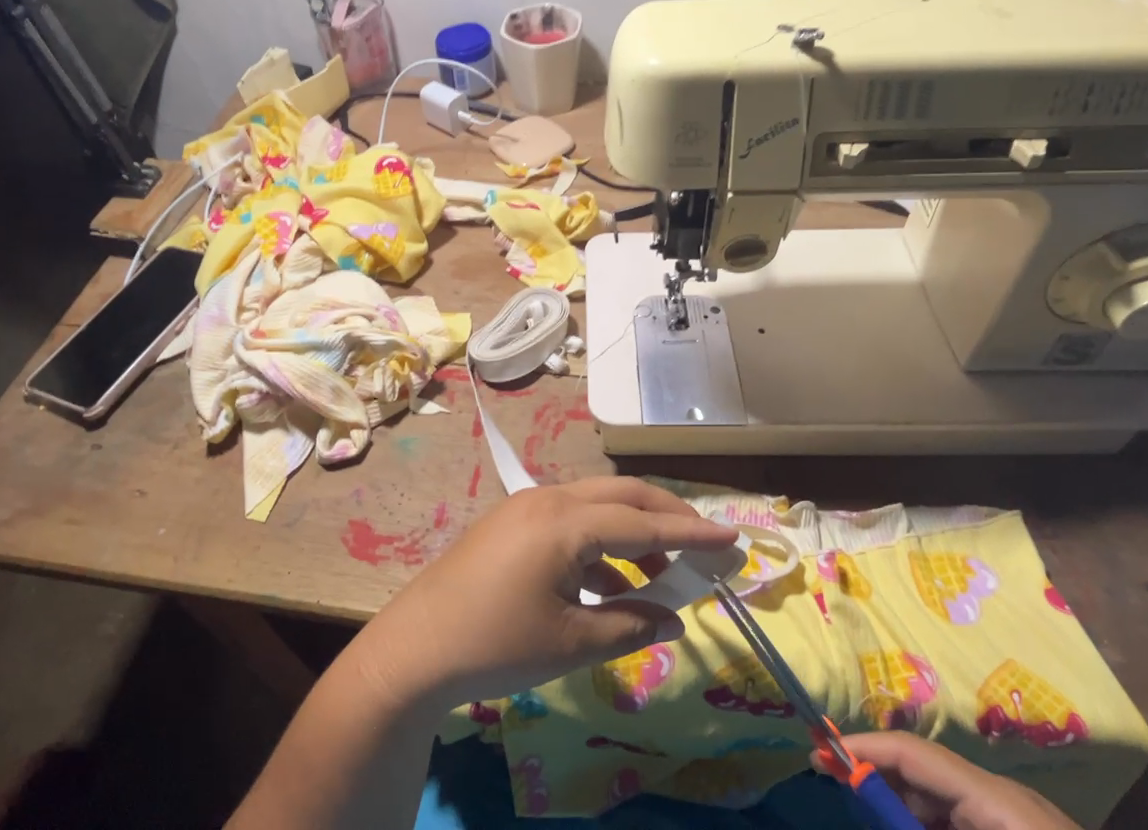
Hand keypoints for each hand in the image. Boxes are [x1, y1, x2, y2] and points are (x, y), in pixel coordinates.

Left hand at [348, 478, 738, 709]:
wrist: (413, 651)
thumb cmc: (496, 645)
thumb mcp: (572, 642)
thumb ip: (631, 625)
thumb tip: (675, 620)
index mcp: (564, 522)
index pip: (642, 521)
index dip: (692, 532)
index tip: (733, 538)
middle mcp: (546, 500)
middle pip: (621, 495)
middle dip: (665, 516)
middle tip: (701, 545)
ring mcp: (523, 510)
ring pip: (594, 506)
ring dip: (631, 533)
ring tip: (658, 578)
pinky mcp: (508, 526)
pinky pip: (568, 522)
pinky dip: (598, 546)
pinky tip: (611, 587)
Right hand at [814, 731, 1080, 829]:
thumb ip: (912, 827)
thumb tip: (866, 802)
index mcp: (995, 799)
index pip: (915, 753)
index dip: (863, 749)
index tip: (817, 755)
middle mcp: (1003, 796)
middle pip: (924, 770)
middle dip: (876, 776)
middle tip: (829, 778)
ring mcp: (1015, 815)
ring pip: (940, 795)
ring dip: (900, 804)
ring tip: (863, 806)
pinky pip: (958, 817)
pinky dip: (927, 820)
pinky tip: (906, 825)